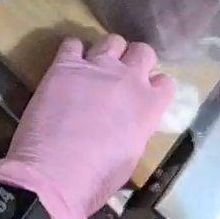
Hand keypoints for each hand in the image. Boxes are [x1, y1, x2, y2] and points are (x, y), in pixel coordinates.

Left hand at [0, 35, 172, 218]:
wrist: (54, 174)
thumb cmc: (96, 178)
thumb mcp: (131, 154)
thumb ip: (136, 126)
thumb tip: (128, 119)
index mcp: (149, 106)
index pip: (165, 82)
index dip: (154, 86)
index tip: (143, 93)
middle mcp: (128, 79)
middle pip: (143, 51)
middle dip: (135, 59)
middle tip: (120, 75)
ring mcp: (97, 67)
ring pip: (112, 40)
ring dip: (107, 51)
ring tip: (94, 66)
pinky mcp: (65, 64)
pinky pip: (73, 43)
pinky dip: (72, 51)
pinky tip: (67, 65)